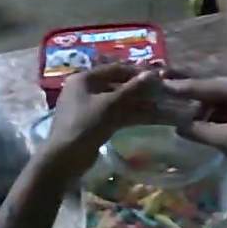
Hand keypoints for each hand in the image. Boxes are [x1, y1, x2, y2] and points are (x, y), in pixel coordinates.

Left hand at [38, 64, 163, 178]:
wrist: (65, 158)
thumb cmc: (85, 125)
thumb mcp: (110, 105)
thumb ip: (132, 90)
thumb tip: (152, 74)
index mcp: (84, 79)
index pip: (115, 69)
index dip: (137, 73)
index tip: (157, 77)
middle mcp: (85, 90)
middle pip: (117, 86)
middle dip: (139, 91)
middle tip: (160, 93)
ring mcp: (88, 107)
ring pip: (117, 102)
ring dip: (137, 104)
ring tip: (160, 107)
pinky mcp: (93, 123)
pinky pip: (114, 115)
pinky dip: (130, 116)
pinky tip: (149, 118)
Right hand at [162, 73, 226, 192]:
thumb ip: (200, 131)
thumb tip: (178, 125)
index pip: (202, 86)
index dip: (179, 89)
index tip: (159, 85)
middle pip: (215, 91)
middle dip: (196, 105)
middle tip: (175, 115)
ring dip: (212, 114)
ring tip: (196, 129)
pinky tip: (218, 131)